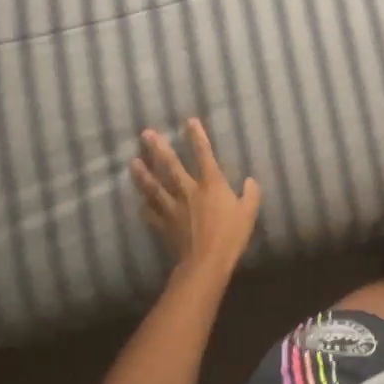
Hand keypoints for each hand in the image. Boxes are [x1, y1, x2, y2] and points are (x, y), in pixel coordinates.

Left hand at [132, 119, 261, 278]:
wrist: (207, 262)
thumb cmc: (231, 235)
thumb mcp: (249, 212)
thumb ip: (251, 194)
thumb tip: (251, 181)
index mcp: (211, 183)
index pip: (204, 154)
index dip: (197, 136)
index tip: (189, 121)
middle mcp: (189, 190)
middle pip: (171, 165)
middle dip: (158, 148)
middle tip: (145, 134)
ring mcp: (174, 207)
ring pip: (155, 187)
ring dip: (143, 174)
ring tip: (133, 162)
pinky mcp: (165, 225)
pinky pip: (152, 214)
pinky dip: (145, 208)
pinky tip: (139, 203)